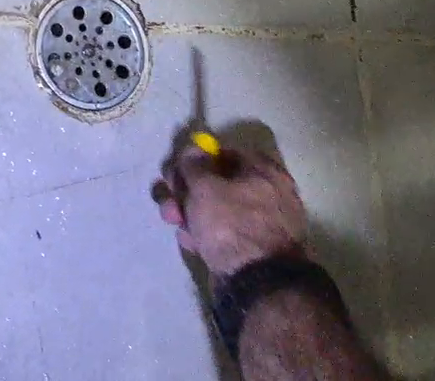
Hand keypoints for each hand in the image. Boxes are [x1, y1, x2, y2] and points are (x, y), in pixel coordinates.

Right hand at [154, 139, 307, 278]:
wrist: (257, 285)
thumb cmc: (231, 224)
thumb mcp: (204, 185)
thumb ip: (193, 164)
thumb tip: (193, 151)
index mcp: (263, 171)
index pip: (223, 152)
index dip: (195, 158)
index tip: (176, 169)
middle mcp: (265, 194)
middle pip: (215, 181)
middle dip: (185, 188)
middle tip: (169, 197)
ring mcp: (259, 224)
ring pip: (213, 207)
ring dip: (187, 210)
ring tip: (172, 220)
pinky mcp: (249, 249)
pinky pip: (220, 231)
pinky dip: (202, 233)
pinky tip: (190, 241)